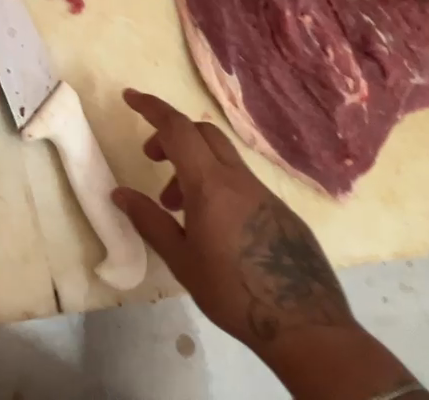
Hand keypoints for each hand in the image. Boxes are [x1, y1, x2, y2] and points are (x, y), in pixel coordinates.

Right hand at [111, 89, 352, 356]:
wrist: (308, 330)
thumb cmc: (233, 292)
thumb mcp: (180, 259)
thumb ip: (149, 220)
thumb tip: (120, 194)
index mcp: (211, 186)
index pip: (178, 129)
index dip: (152, 108)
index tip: (131, 97)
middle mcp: (241, 182)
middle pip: (204, 135)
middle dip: (173, 136)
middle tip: (152, 160)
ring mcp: (268, 198)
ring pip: (224, 161)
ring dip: (194, 168)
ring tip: (178, 208)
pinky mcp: (285, 218)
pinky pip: (244, 185)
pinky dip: (219, 188)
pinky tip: (215, 229)